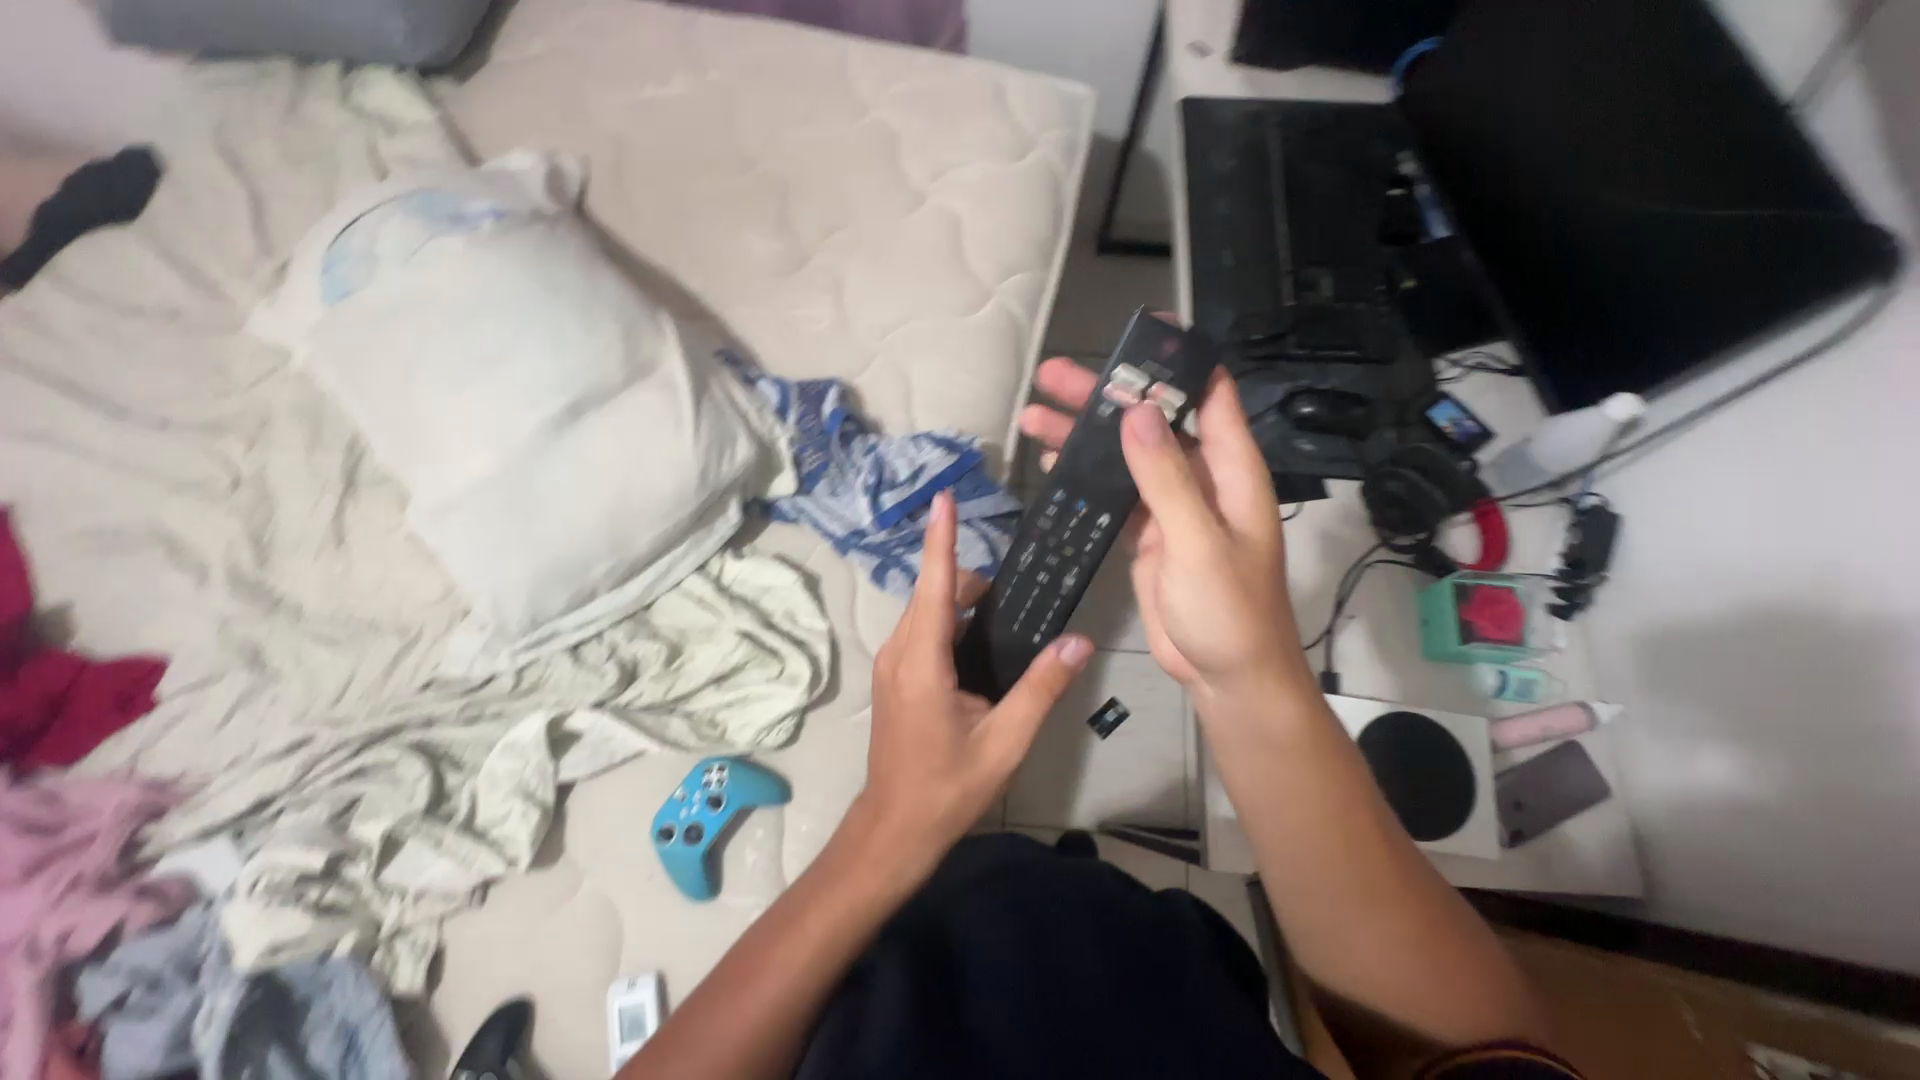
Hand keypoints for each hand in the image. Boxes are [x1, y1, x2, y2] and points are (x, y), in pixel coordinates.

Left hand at [848, 491, 1091, 876]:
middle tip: (1021, 607)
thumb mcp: (1005, 741)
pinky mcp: (892, 678)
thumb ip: (1041, 687)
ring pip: (926, 613)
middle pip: (934, 594)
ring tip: (1007, 630)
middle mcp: (897, 653)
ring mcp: (889, 665)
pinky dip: (950, 626)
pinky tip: (981, 656)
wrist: (893, 830)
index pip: (934, 585)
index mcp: (921, 662)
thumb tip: (1077, 641)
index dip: (941, 538)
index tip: (944, 498)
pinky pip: (921, 634)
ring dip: (962, 607)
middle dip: (974, 586)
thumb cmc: (947, 789)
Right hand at [1018, 352, 1311, 700]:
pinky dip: (1086, 477)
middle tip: (1052, 377)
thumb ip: (1166, 478)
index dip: (1175, 363)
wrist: (1228, 676)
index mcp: (1230, 471)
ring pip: (1127, 456)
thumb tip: (1135, 412)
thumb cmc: (1229, 611)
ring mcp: (1173, 508)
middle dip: (1106, 397)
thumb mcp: (1198, 541)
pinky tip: (1054, 463)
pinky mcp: (1149, 536)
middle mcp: (1202, 480)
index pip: (1208, 397)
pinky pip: (1116, 494)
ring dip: (1086, 436)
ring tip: (1035, 416)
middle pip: (1153, 422)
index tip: (1133, 336)